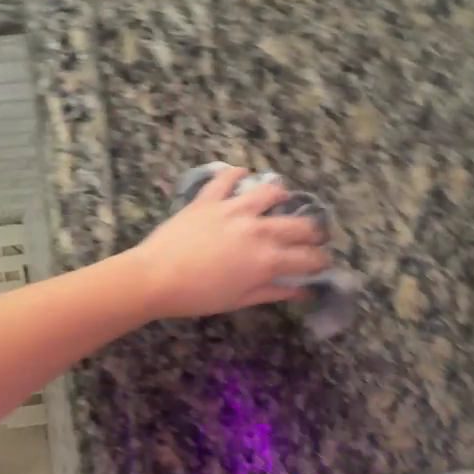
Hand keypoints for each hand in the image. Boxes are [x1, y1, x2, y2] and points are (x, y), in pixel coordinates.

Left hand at [127, 166, 329, 318]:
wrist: (154, 277)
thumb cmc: (196, 296)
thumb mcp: (238, 300)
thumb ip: (272, 292)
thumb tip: (301, 292)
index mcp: (268, 260)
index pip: (308, 258)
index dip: (319, 262)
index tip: (320, 263)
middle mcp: (258, 230)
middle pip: (299, 225)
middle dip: (312, 232)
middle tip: (310, 236)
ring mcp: (233, 210)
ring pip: (270, 192)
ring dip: (281, 196)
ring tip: (282, 200)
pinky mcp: (209, 200)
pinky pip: (226, 179)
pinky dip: (236, 174)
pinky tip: (242, 173)